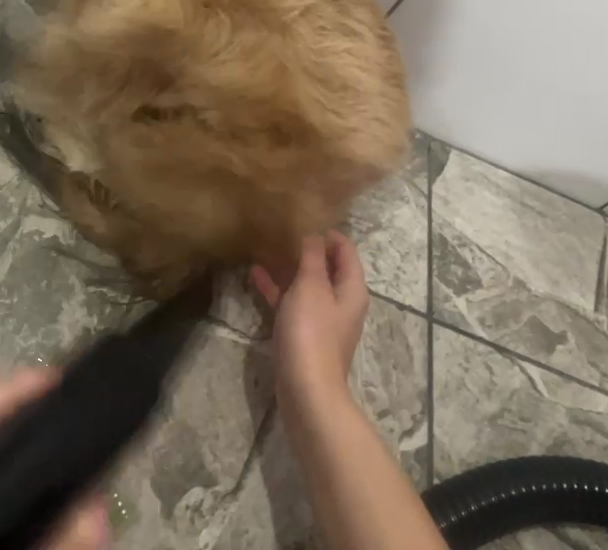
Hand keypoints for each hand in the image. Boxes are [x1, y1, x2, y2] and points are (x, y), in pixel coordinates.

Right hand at [252, 231, 368, 409]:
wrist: (306, 388)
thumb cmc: (311, 331)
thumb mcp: (311, 286)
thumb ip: (312, 258)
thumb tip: (314, 236)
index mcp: (352, 288)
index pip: (346, 251)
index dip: (330, 234)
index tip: (306, 218)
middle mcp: (342, 302)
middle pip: (328, 268)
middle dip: (308, 250)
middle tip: (284, 230)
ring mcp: (323, 320)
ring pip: (308, 286)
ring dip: (291, 268)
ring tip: (268, 248)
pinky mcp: (305, 335)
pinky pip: (293, 303)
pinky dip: (278, 289)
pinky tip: (256, 276)